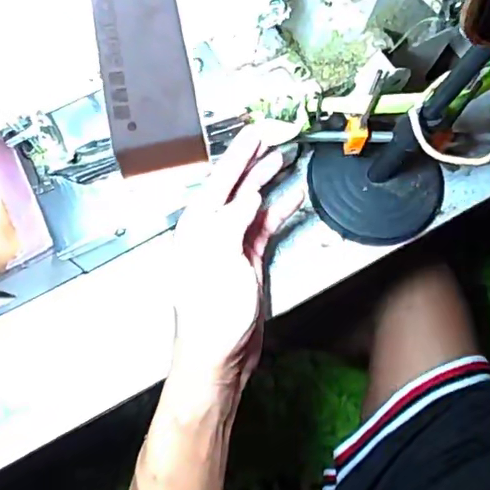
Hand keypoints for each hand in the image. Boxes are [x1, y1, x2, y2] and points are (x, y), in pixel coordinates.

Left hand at [167, 124, 302, 402]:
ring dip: (269, 179)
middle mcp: (212, 230)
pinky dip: (280, 208)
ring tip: (285, 156)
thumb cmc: (209, 317)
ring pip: (253, 201)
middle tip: (273, 136)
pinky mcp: (247, 258)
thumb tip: (249, 196)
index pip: (221, 179)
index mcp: (197, 226)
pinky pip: (265, 224)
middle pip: (237, 185)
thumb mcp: (219, 261)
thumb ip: (233, 222)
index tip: (256, 133)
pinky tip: (292, 194)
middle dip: (255, 159)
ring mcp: (231, 243)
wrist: (217, 356)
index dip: (239, 154)